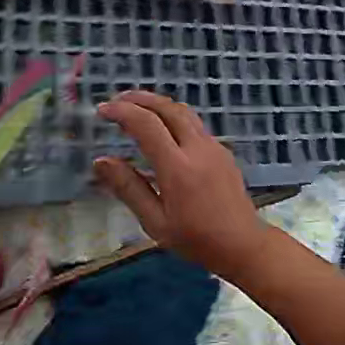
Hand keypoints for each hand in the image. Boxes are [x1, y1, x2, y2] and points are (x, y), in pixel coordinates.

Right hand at [94, 90, 274, 278]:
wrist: (243, 245)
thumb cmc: (196, 239)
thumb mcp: (155, 222)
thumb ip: (128, 188)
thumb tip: (101, 161)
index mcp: (178, 168)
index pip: (146, 125)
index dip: (122, 112)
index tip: (102, 111)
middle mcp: (197, 149)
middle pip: (167, 108)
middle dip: (139, 99)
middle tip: (115, 101)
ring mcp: (214, 148)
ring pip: (184, 112)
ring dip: (157, 104)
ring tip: (135, 107)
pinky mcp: (222, 152)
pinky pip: (194, 125)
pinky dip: (172, 117)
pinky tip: (162, 130)